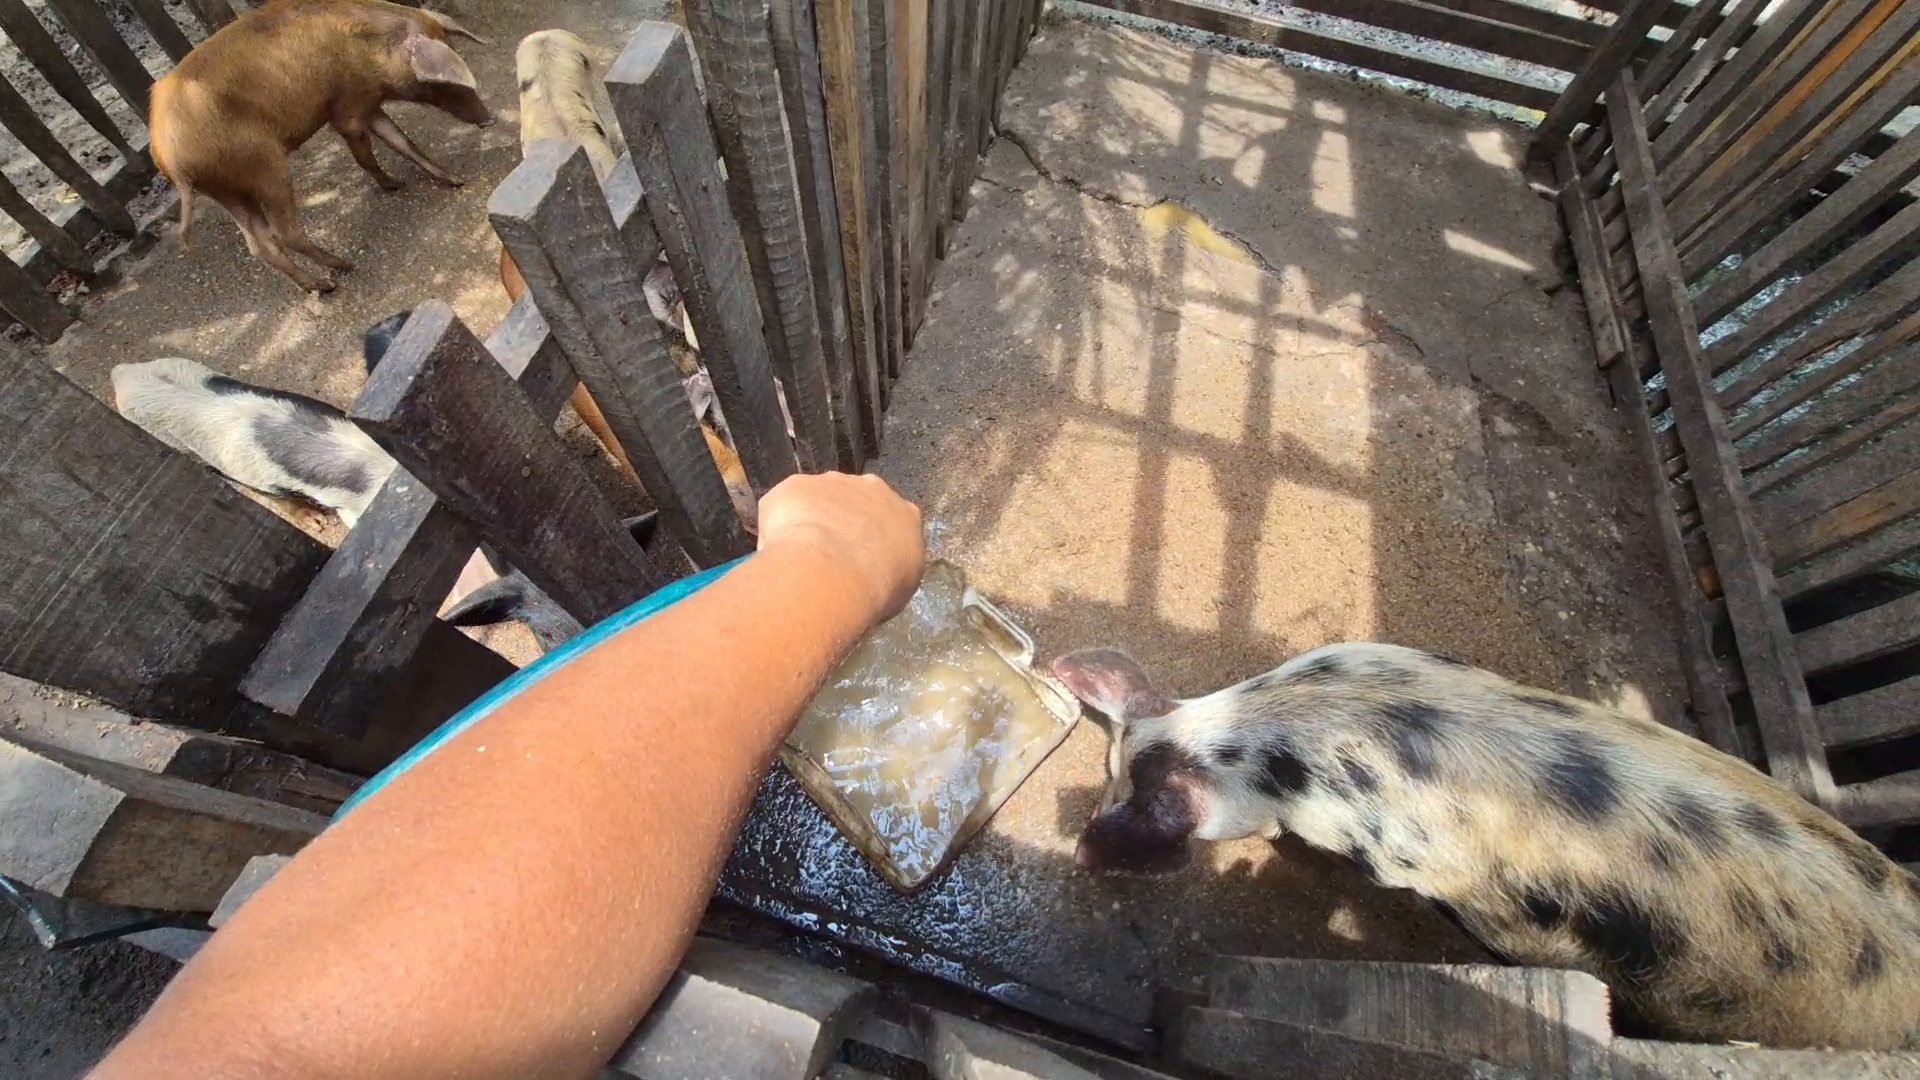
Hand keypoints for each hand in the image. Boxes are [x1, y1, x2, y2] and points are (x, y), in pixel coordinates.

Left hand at [756, 472, 924, 625]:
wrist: (834, 573)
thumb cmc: (876, 589)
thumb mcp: (902, 587)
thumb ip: (893, 569)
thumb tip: (876, 573)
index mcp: (905, 514)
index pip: (892, 521)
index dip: (875, 539)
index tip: (863, 558)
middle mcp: (873, 489)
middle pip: (858, 500)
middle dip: (845, 520)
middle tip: (831, 553)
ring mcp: (833, 482)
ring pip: (820, 498)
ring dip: (812, 519)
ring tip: (801, 555)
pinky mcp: (797, 485)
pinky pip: (787, 503)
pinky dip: (781, 523)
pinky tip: (780, 548)